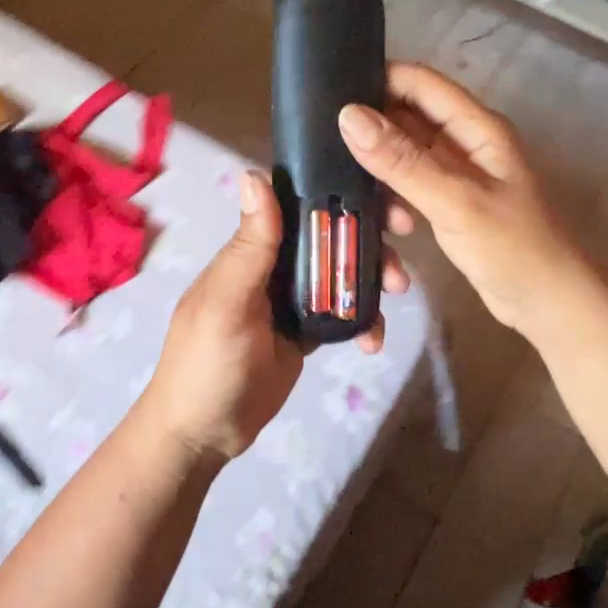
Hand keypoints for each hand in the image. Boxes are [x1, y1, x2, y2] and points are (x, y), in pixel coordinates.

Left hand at [139, 170, 411, 461]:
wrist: (204, 435)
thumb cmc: (206, 364)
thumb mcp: (227, 303)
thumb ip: (249, 246)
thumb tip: (254, 173)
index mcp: (251, 250)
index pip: (299, 204)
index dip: (341, 192)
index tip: (383, 196)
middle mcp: (274, 267)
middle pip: (331, 237)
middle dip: (370, 238)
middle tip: (403, 248)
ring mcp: (291, 300)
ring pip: (343, 273)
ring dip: (373, 279)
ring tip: (397, 295)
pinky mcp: (305, 332)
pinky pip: (343, 314)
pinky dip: (363, 322)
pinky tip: (373, 342)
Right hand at [338, 64, 596, 332]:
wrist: (547, 304)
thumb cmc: (513, 247)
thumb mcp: (455, 202)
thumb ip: (402, 161)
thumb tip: (348, 116)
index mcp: (477, 127)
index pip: (420, 82)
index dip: (378, 80)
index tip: (329, 98)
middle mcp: (464, 143)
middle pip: (405, 120)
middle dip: (373, 138)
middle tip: (331, 157)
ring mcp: (456, 176)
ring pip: (403, 160)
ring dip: (385, 181)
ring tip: (380, 210)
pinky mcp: (448, 207)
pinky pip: (409, 191)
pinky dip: (398, 206)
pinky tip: (396, 231)